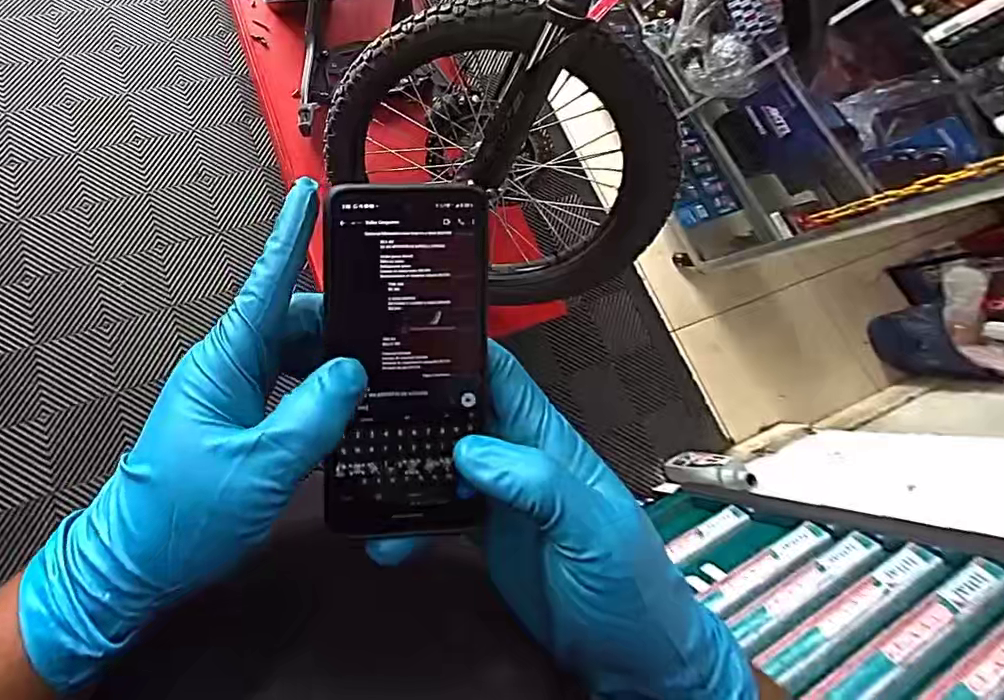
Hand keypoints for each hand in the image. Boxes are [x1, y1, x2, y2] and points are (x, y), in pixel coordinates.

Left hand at [17, 178, 365, 691]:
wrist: (136, 557)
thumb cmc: (180, 515)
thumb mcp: (260, 467)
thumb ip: (313, 416)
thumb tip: (350, 373)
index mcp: (224, 359)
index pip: (265, 281)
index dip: (289, 234)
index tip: (306, 195)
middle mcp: (229, 361)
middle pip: (291, 316)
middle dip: (334, 318)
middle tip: (377, 327)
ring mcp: (233, 384)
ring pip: (293, 348)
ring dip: (328, 355)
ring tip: (367, 370)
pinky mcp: (240, 408)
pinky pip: (287, 377)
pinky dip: (317, 382)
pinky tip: (340, 400)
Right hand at [383, 341, 754, 699]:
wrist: (634, 664)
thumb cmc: (637, 591)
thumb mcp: (595, 529)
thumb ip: (539, 482)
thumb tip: (472, 451)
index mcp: (543, 436)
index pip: (498, 370)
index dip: (458, 347)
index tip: (413, 339)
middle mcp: (513, 453)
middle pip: (454, 406)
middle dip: (413, 399)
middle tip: (366, 401)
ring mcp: (493, 489)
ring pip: (436, 453)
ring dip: (402, 459)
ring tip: (368, 469)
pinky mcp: (479, 525)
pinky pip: (433, 505)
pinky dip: (407, 516)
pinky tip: (390, 534)